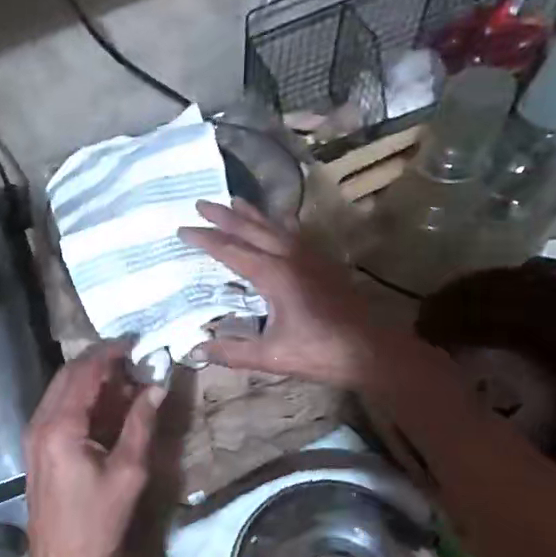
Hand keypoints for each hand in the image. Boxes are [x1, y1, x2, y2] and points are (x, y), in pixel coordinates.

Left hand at [20, 339, 163, 556]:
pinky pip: (59, 408)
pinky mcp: (36, 446)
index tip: (138, 343)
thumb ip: (140, 423)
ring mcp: (34, 434)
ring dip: (93, 380)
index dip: (111, 352)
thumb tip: (157, 385)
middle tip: (136, 359)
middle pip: (69, 374)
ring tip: (129, 380)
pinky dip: (83, 399)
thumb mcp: (128, 472)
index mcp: (60, 426)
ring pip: (62, 389)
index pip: (85, 371)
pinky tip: (109, 406)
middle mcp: (40, 422)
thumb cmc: (97, 522)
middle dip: (102, 362)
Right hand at [177, 199, 387, 387]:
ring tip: (235, 200)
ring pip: (275, 227)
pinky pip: (296, 234)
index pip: (231, 251)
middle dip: (224, 216)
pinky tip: (281, 220)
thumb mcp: (271, 356)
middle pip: (251, 230)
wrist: (373, 350)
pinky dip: (280, 223)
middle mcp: (290, 258)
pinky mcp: (324, 263)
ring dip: (252, 214)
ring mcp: (310, 257)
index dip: (205, 239)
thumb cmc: (321, 352)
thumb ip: (232, 352)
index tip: (182, 229)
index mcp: (273, 275)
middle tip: (201, 202)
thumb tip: (194, 350)